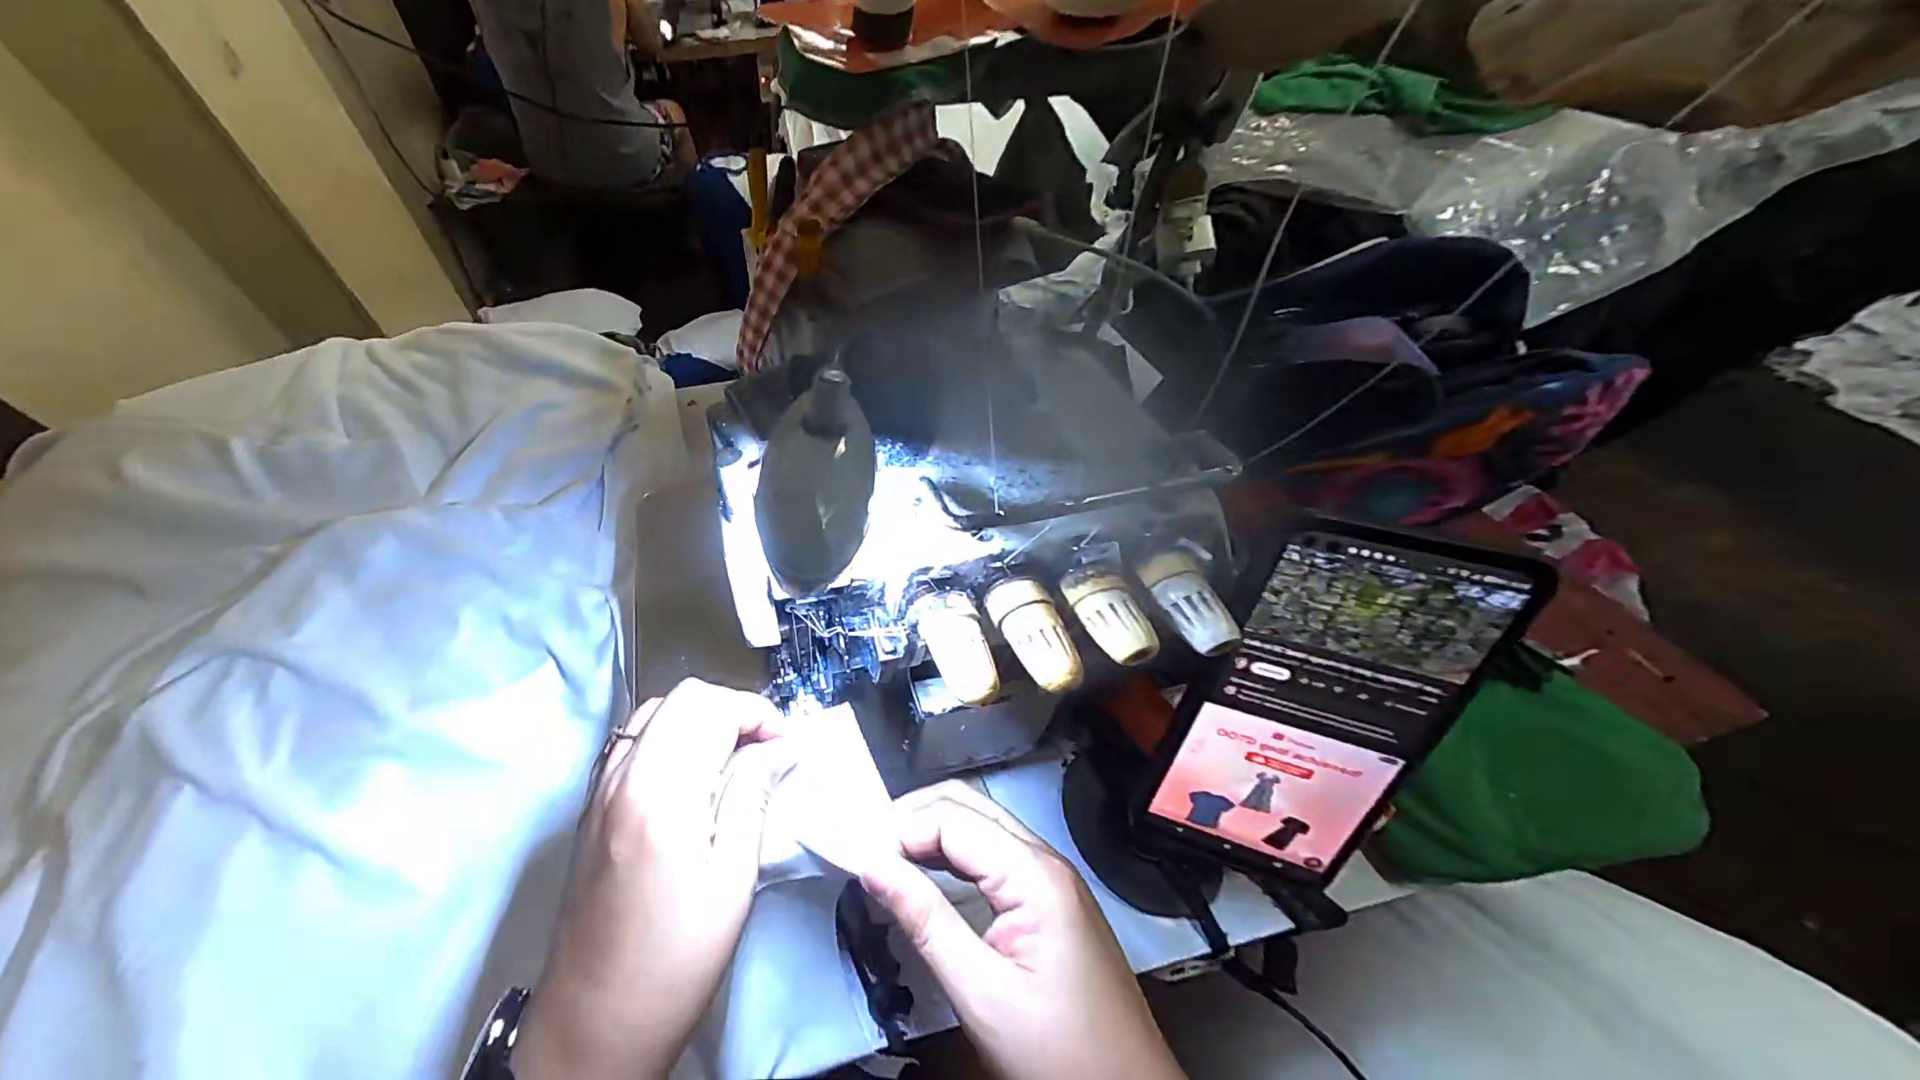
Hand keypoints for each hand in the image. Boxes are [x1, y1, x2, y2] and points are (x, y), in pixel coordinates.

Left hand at [515, 679, 792, 1079]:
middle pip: (683, 699)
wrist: (592, 1026)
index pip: (711, 707)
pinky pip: (635, 744)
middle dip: (734, 711)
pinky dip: (674, 739)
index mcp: (659, 792)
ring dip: (703, 721)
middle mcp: (621, 777)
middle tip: (767, 751)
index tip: (787, 747)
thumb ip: (752, 795)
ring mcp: (600, 792)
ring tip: (736, 760)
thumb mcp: (733, 878)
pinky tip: (696, 779)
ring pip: (656, 714)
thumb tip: (781, 747)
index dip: (759, 714)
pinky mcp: (592, 811)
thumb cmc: (676, 958)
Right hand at [861, 782, 1185, 1079]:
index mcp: (1034, 873)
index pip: (954, 818)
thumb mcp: (981, 993)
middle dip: (914, 816)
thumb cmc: (1059, 1051)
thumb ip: (925, 920)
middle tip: (868, 849)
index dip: (903, 829)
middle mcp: (1045, 858)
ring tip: (886, 857)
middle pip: (970, 805)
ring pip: (981, 823)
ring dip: (931, 831)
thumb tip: (874, 866)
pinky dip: (953, 852)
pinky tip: (926, 871)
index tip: (861, 856)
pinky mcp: (1048, 894)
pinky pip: (994, 851)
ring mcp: (1050, 874)